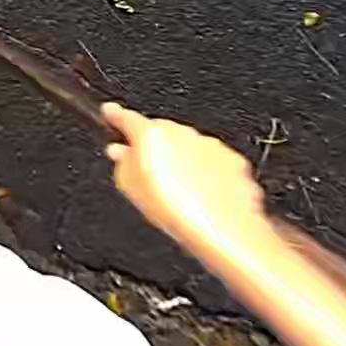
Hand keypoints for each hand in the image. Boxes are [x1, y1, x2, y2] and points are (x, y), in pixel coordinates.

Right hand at [102, 103, 267, 250]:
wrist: (225, 232)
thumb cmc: (174, 209)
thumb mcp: (128, 185)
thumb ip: (122, 162)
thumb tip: (122, 155)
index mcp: (149, 133)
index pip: (124, 117)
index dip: (114, 115)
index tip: (110, 113)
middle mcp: (180, 134)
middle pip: (159, 131)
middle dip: (153, 144)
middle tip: (147, 166)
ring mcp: (210, 147)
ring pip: (187, 145)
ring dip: (181, 157)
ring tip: (178, 187)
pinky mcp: (235, 163)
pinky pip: (213, 160)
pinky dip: (206, 170)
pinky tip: (202, 193)